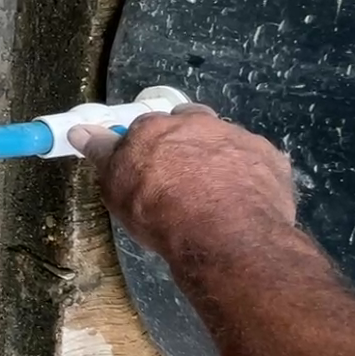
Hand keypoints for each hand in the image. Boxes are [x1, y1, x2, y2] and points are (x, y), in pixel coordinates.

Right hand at [70, 103, 296, 261]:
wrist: (221, 233)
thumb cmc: (156, 208)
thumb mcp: (114, 185)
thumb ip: (101, 152)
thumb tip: (80, 130)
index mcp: (154, 126)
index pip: (143, 125)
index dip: (141, 144)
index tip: (140, 164)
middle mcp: (198, 123)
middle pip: (188, 122)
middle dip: (182, 139)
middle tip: (174, 172)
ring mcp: (240, 139)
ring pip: (222, 140)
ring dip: (215, 156)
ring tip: (207, 191)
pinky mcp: (273, 160)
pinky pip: (254, 161)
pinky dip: (244, 174)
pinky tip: (235, 198)